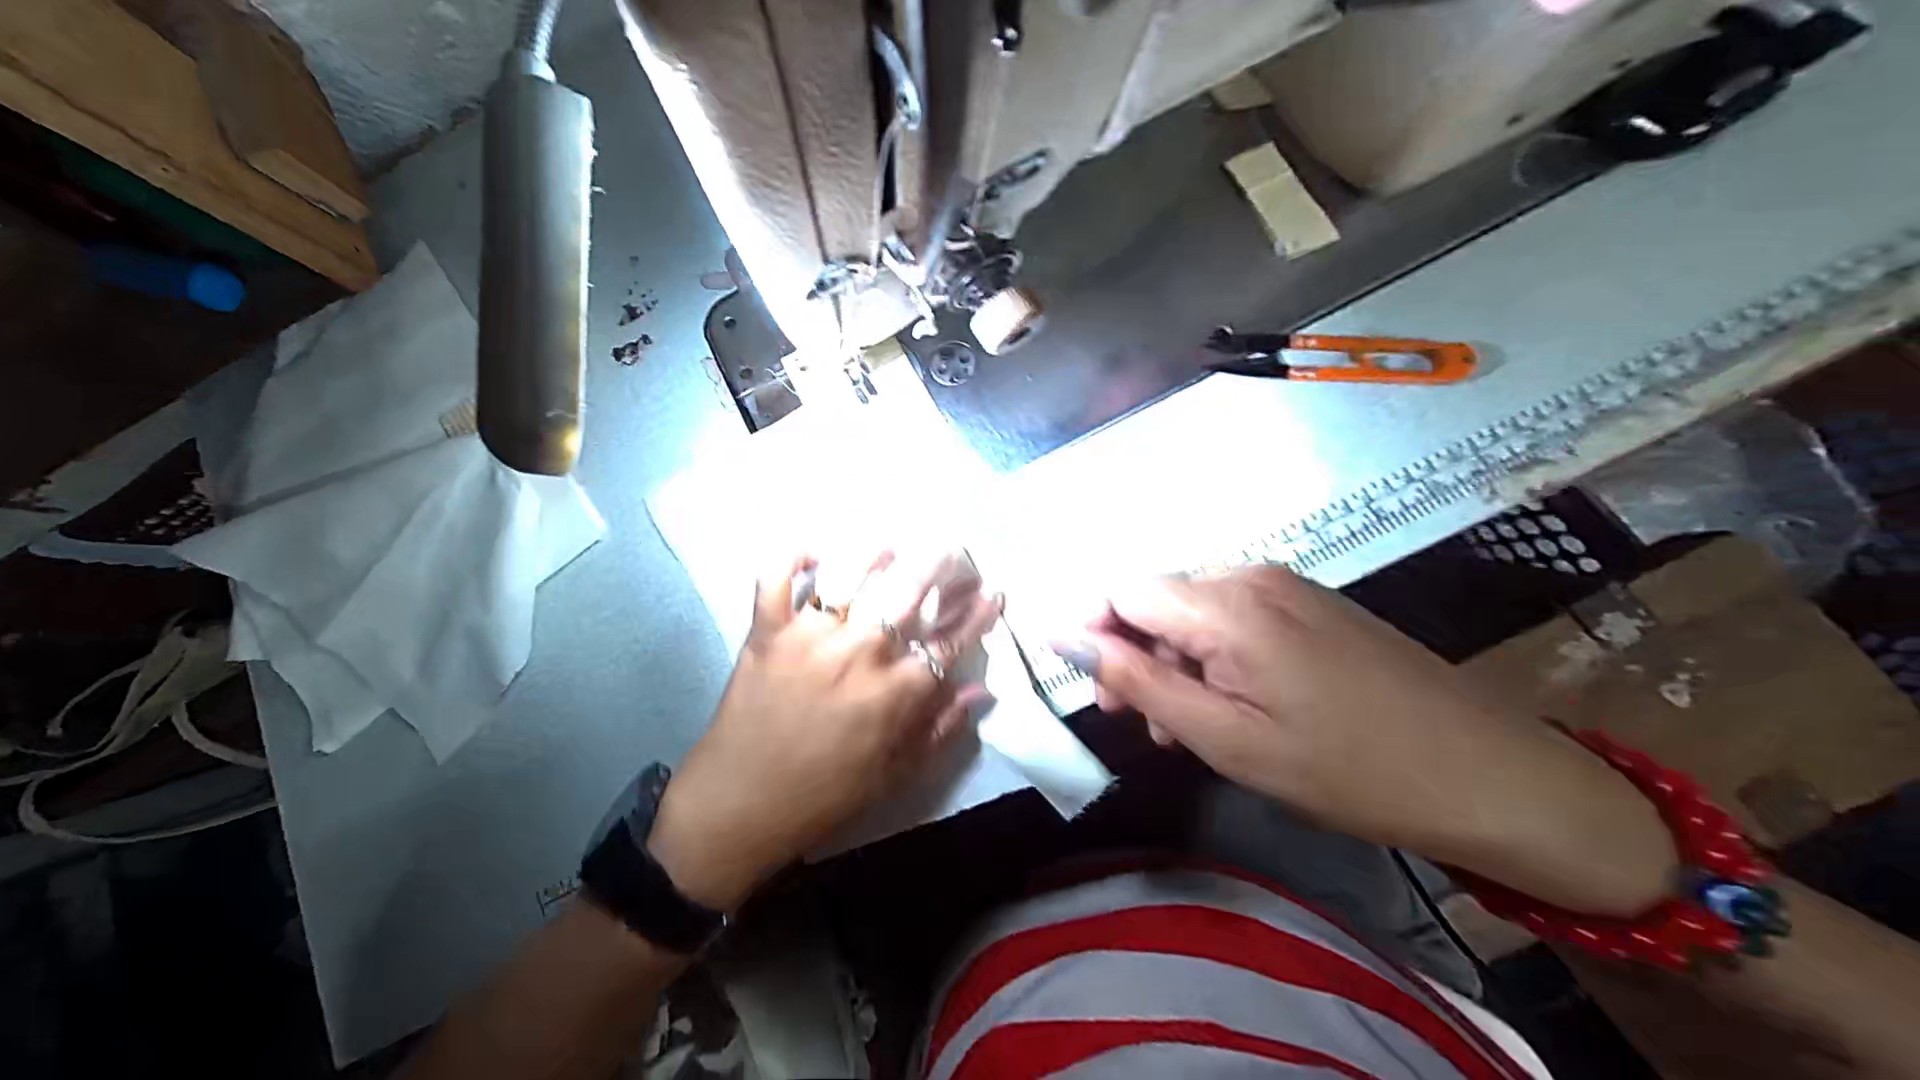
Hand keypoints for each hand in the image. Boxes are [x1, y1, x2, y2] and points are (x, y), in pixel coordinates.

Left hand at [647, 553, 1000, 911]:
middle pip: (909, 592)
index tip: (992, 592)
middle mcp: (860, 653)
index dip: (977, 614)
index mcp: (896, 692)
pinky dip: (790, 558)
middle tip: (950, 550)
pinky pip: (776, 579)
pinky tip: (811, 552)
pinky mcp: (766, 632)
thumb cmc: (826, 794)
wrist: (742, 806)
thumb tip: (980, 690)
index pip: (950, 641)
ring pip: (849, 576)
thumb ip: (941, 728)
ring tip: (889, 547)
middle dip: (939, 565)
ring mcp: (809, 637)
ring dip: (874, 555)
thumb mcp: (896, 773)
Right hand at [1057, 565, 1677, 915]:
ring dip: (1178, 664)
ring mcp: (1287, 586)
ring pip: (1194, 613)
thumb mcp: (1225, 738)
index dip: (1096, 636)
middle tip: (1149, 726)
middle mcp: (1250, 576)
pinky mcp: (1312, 604)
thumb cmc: (1346, 767)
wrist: (1489, 773)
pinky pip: (1236, 618)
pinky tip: (1238, 705)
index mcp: (1225, 603)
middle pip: (1157, 600)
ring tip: (1196, 729)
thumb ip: (1137, 681)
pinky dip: (1217, 658)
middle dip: (1137, 657)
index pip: (1121, 591)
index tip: (1103, 694)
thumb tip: (1064, 638)